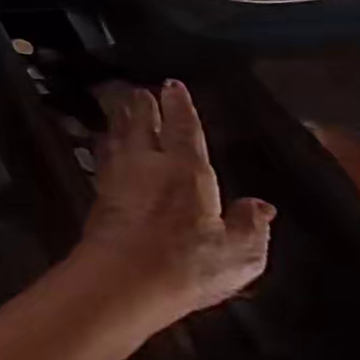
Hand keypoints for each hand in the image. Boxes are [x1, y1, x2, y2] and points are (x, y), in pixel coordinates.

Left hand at [81, 81, 273, 319]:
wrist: (124, 274)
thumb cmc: (188, 262)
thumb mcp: (240, 252)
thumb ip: (249, 225)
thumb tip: (260, 206)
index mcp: (187, 171)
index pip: (184, 129)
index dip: (179, 106)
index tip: (170, 85)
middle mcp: (148, 164)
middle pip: (142, 125)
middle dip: (141, 105)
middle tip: (137, 90)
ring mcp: (118, 174)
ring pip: (119, 136)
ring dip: (120, 119)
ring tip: (120, 107)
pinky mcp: (99, 189)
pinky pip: (105, 156)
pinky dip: (108, 143)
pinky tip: (107, 143)